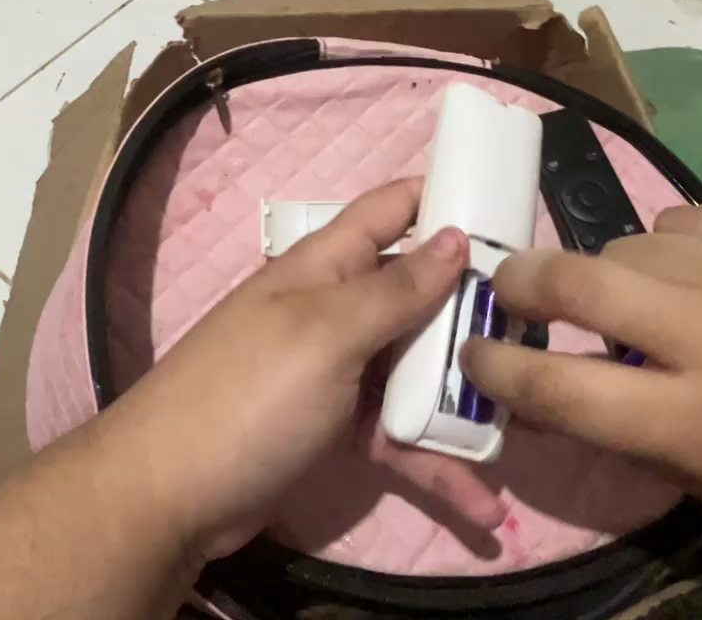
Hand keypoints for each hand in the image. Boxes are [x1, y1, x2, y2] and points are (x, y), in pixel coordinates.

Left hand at [93, 179, 504, 559]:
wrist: (169, 495)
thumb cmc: (251, 393)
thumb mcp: (327, 332)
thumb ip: (394, 289)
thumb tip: (455, 235)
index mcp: (327, 265)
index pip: (390, 209)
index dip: (443, 199)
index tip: (509, 214)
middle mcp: (336, 307)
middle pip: (417, 294)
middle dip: (470, 314)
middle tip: (532, 339)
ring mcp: (337, 368)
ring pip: (414, 367)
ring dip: (460, 399)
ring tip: (517, 432)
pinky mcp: (337, 423)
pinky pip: (396, 430)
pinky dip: (432, 459)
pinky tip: (479, 502)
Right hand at [460, 205, 701, 579]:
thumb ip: (645, 437)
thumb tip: (567, 386)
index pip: (562, 388)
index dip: (498, 371)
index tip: (472, 354)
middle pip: (576, 282)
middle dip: (518, 282)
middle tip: (505, 290)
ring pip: (627, 246)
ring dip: (609, 275)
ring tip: (633, 300)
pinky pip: (686, 223)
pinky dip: (672, 251)